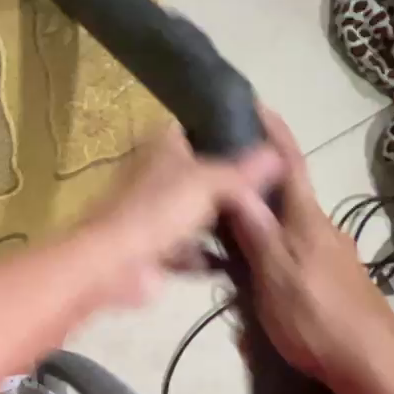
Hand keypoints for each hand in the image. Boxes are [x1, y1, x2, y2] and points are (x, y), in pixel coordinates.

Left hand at [82, 124, 282, 307]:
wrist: (113, 266)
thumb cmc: (156, 211)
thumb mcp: (208, 181)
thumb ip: (243, 171)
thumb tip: (280, 156)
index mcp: (163, 146)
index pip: (199, 127)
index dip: (228, 131)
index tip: (264, 142)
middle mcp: (159, 178)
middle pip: (203, 176)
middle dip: (234, 185)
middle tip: (275, 190)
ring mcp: (156, 218)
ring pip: (198, 216)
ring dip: (225, 224)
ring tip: (266, 224)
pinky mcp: (157, 254)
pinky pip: (192, 254)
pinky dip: (212, 258)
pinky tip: (244, 260)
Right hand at [223, 110, 393, 391]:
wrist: (369, 364)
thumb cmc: (317, 318)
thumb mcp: (276, 275)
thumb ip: (256, 232)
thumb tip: (237, 183)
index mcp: (307, 221)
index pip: (287, 164)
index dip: (272, 133)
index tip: (252, 103)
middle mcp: (322, 231)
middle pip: (281, 202)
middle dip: (250, 199)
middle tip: (213, 207)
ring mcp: (330, 259)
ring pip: (284, 237)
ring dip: (256, 241)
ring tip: (225, 263)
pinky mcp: (332, 286)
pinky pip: (290, 264)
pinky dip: (267, 268)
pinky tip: (253, 297)